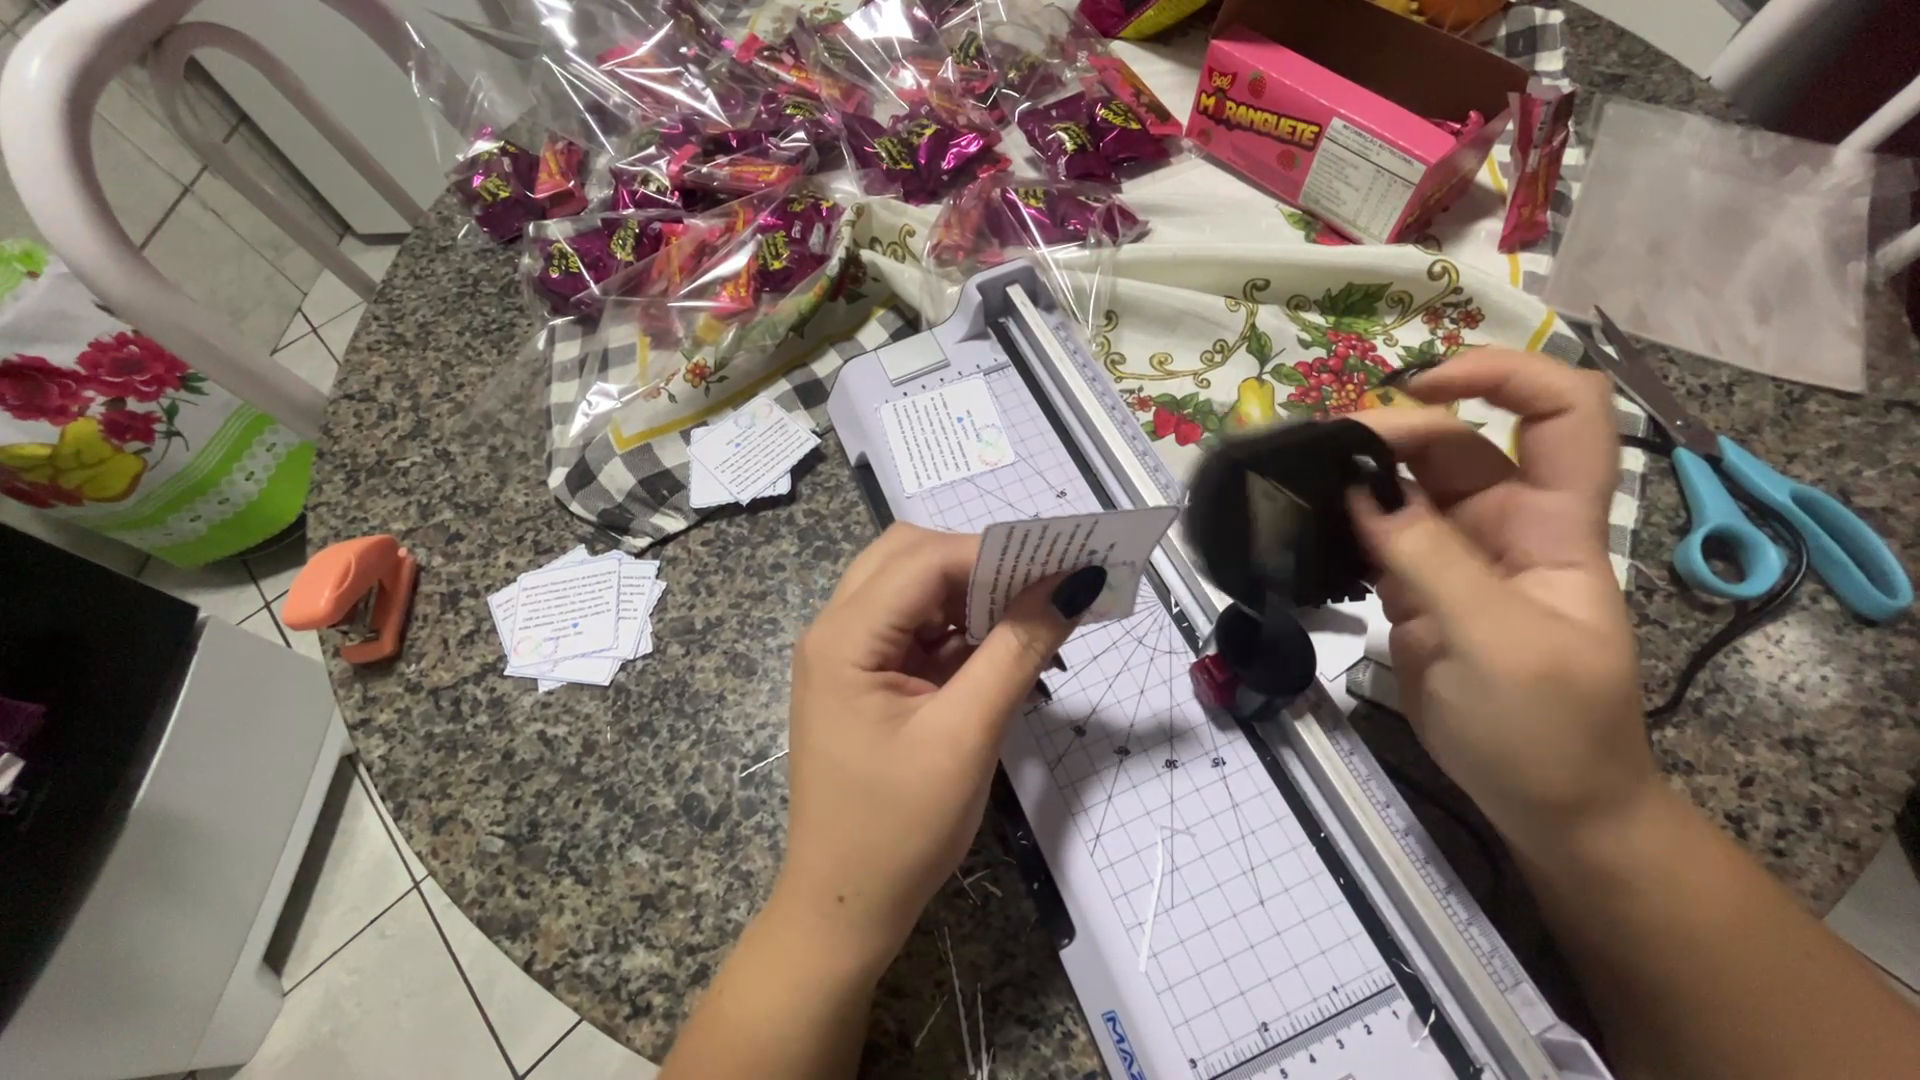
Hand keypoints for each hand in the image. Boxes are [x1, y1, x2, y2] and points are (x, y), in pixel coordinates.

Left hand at [772, 524, 1104, 975]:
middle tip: (1041, 588)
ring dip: (969, 594)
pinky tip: (999, 650)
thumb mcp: (968, 736)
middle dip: (978, 564)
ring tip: (1030, 617)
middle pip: (909, 558)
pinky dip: (958, 628)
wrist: (846, 904)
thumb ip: (1018, 651)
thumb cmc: (901, 829)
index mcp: (844, 639)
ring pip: (912, 588)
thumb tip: (1074, 584)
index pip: (924, 559)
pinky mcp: (865, 679)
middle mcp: (835, 632)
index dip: (994, 553)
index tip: (1062, 564)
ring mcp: (847, 655)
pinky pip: (914, 628)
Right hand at [1349, 349, 1657, 856]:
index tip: (1424, 385)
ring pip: (1406, 490)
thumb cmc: (1545, 726)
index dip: (1502, 377)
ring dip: (1356, 474)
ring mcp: (1456, 559)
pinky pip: (1377, 538)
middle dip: (1393, 431)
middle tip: (1317, 448)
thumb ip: (1431, 560)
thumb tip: (1361, 493)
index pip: (1560, 413)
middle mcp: (1505, 525)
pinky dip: (1341, 523)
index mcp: (1553, 523)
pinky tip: (1302, 522)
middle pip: (1456, 446)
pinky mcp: (1418, 593)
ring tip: (1294, 473)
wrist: (1547, 804)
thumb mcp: (1495, 640)